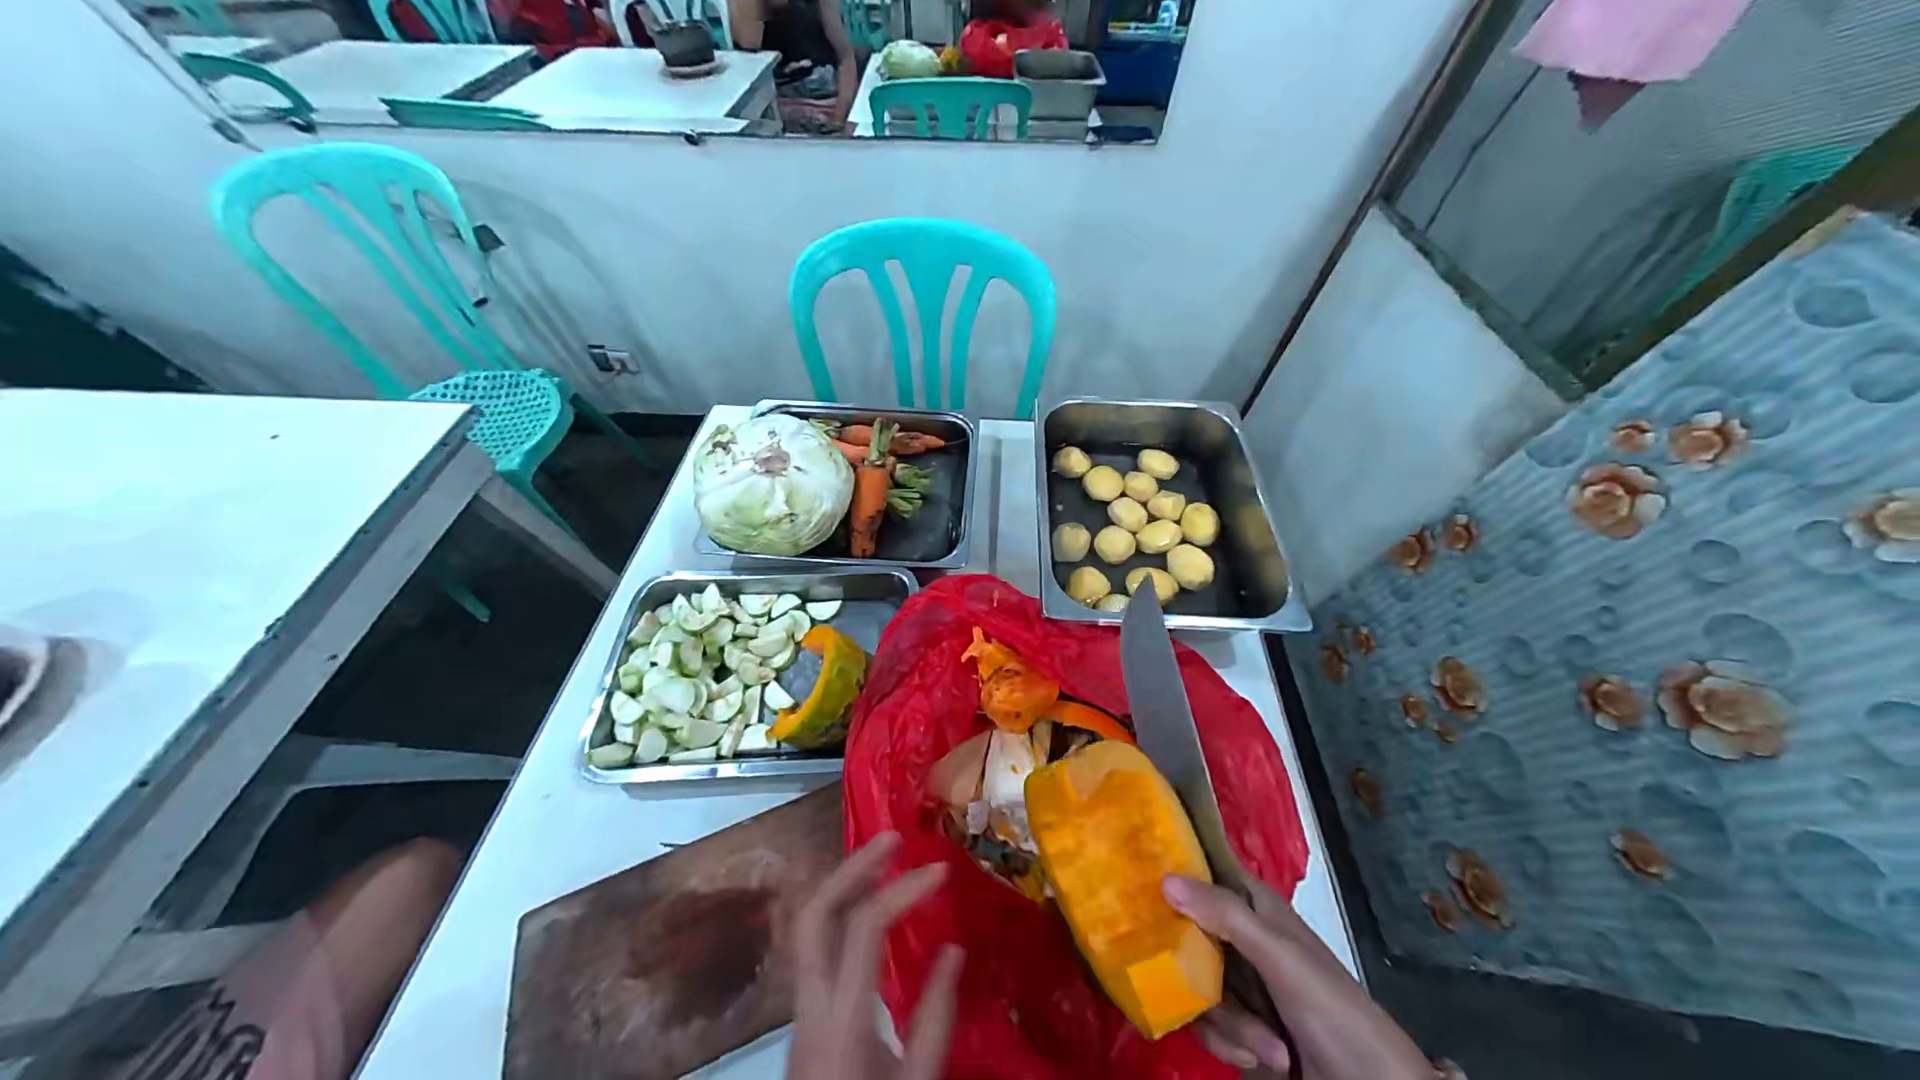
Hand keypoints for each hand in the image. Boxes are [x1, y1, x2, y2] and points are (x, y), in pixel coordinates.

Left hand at [789, 833, 963, 1079]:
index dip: (904, 889)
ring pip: (808, 925)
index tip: (941, 869)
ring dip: (844, 884)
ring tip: (883, 861)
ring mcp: (798, 1008)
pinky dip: (841, 912)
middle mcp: (809, 1003)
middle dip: (853, 866)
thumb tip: (954, 948)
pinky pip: (815, 944)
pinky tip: (869, 907)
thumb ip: (937, 1016)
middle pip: (814, 912)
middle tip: (893, 839)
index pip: (866, 928)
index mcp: (842, 1019)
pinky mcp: (802, 1015)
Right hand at [1163, 875, 1433, 1078]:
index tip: (1141, 886)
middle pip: (1185, 934)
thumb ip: (1227, 916)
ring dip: (1229, 1025)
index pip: (1205, 872)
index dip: (1175, 874)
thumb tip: (1165, 877)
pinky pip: (1204, 1024)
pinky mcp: (1237, 1025)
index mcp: (1254, 909)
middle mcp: (1240, 939)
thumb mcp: (1282, 959)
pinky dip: (1229, 1047)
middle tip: (1210, 994)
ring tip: (1267, 1047)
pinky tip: (1257, 1061)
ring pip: (1192, 986)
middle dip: (1198, 977)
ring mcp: (1239, 984)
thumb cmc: (1334, 1012)